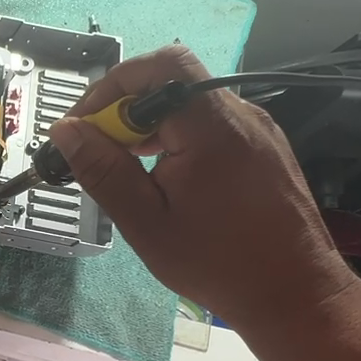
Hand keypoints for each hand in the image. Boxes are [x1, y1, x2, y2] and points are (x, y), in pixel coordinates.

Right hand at [46, 45, 359, 334]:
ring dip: (147, 124)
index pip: (160, 67)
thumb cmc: (217, 263)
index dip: (112, 86)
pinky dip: (173, 136)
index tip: (85, 126)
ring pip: (187, 102)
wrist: (294, 293)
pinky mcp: (261, 147)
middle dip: (123, 108)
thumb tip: (66, 130)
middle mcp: (240, 116)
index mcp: (211, 129)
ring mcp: (256, 130)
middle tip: (97, 150)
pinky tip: (161, 177)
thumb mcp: (145, 221)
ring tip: (125, 167)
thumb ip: (103, 170)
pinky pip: (206, 123)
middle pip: (171, 81)